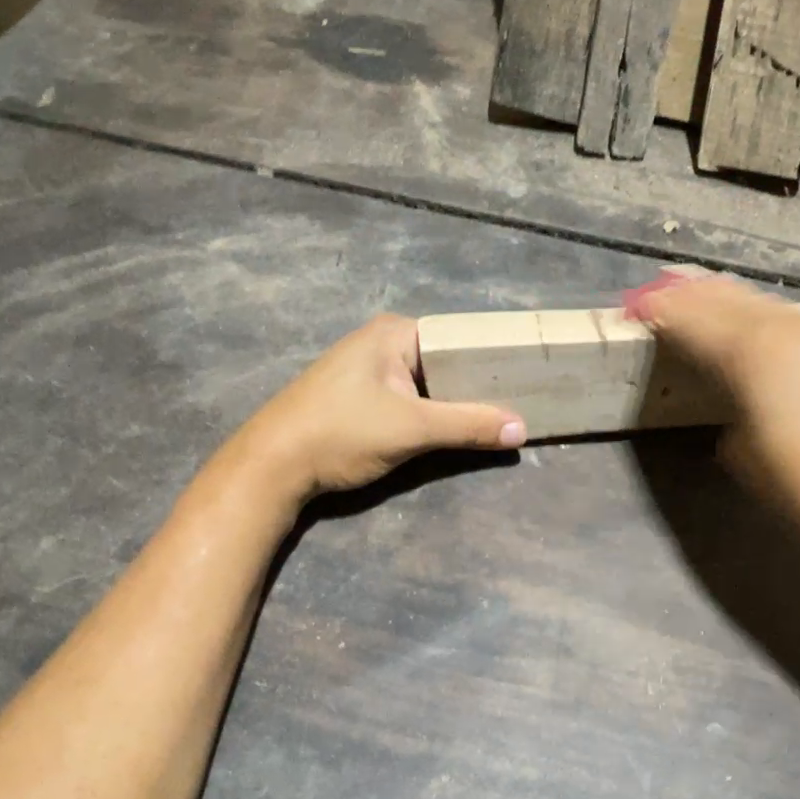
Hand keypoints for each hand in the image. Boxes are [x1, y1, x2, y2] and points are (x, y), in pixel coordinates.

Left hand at [250, 314, 525, 494]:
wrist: (271, 466)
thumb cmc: (341, 432)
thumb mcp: (412, 429)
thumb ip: (468, 426)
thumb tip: (522, 429)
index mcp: (395, 332)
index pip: (460, 337)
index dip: (494, 359)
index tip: (528, 380)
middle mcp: (384, 342)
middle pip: (447, 362)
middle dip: (479, 386)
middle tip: (522, 404)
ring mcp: (371, 370)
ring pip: (431, 385)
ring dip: (457, 404)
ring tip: (499, 419)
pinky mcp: (362, 398)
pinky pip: (413, 400)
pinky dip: (435, 414)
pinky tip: (456, 431)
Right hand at [640, 276, 799, 561]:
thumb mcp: (749, 459)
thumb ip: (729, 417)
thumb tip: (734, 408)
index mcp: (758, 352)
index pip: (694, 316)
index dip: (659, 310)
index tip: (633, 310)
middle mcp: (794, 327)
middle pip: (729, 296)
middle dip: (688, 294)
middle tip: (658, 298)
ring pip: (765, 304)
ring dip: (727, 304)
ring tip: (700, 309)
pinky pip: (794, 322)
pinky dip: (763, 321)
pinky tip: (758, 338)